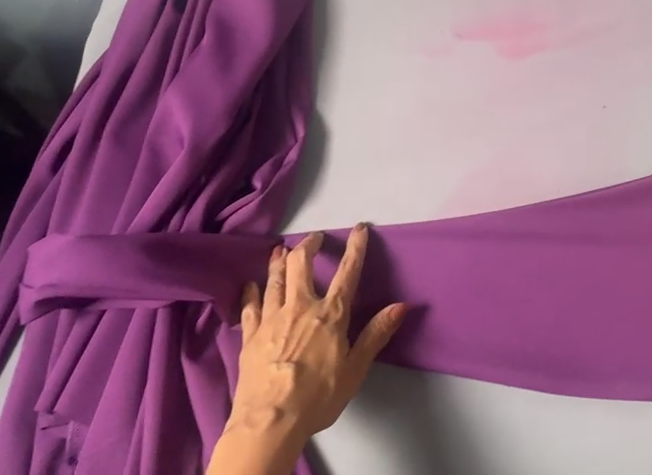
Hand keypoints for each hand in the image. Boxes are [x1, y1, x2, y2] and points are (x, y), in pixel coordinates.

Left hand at [225, 225, 408, 453]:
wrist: (269, 422)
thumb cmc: (317, 396)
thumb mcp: (355, 368)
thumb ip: (377, 334)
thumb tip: (402, 305)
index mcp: (330, 314)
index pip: (347, 272)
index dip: (355, 248)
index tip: (360, 228)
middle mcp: (300, 308)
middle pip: (301, 265)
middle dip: (308, 246)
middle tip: (314, 237)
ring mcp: (271, 320)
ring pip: (274, 281)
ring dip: (278, 262)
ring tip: (280, 250)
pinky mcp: (250, 337)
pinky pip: (250, 308)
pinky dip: (251, 294)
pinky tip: (249, 286)